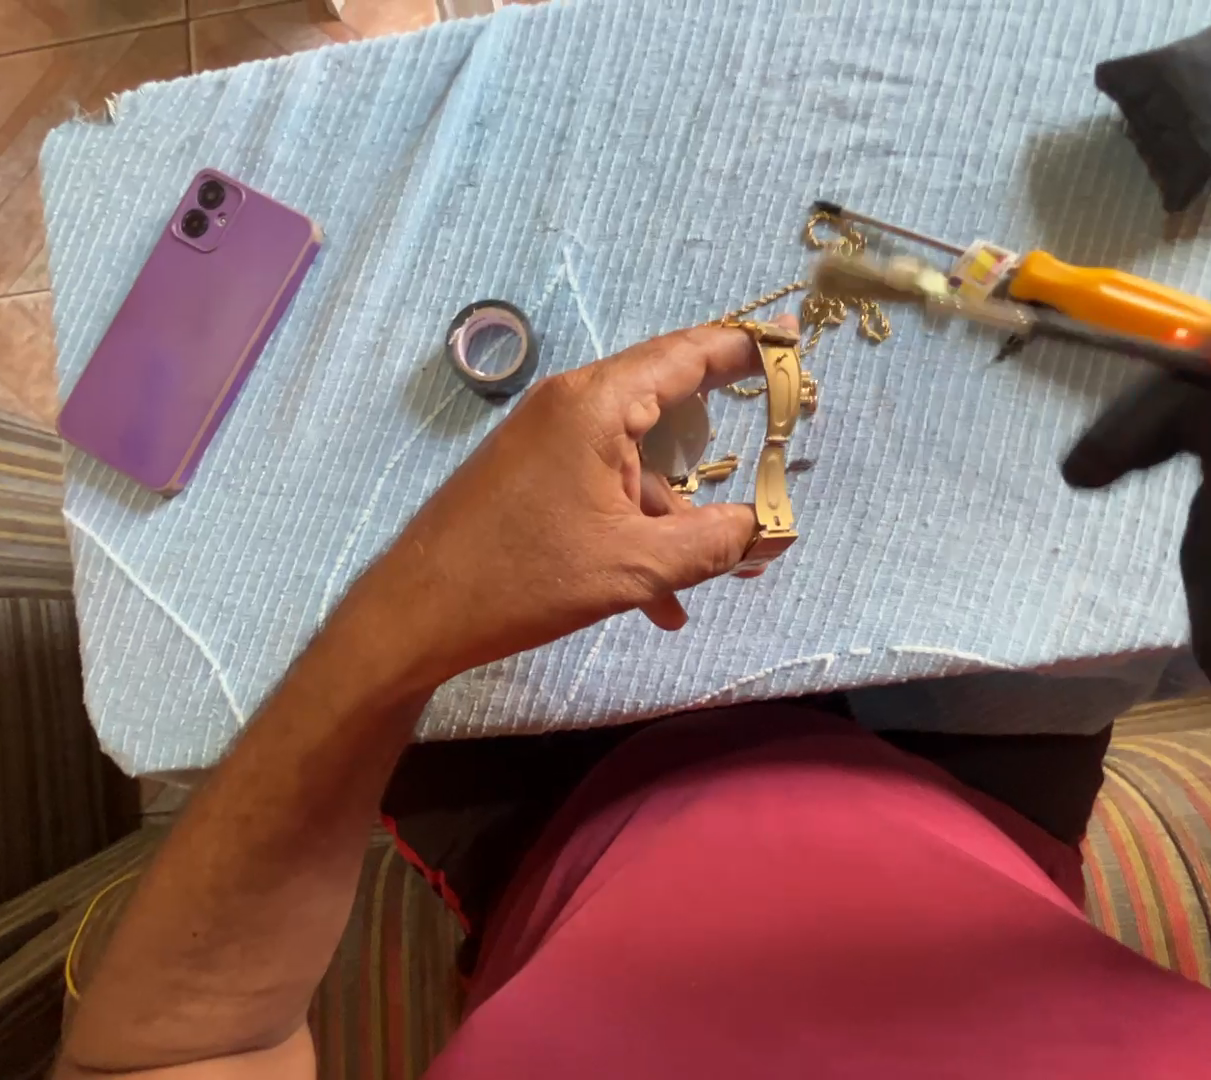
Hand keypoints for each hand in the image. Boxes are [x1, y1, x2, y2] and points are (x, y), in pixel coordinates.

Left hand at [344, 321, 778, 691]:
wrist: (417, 612)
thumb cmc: (524, 579)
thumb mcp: (633, 566)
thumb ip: (712, 545)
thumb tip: (768, 531)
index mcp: (597, 404)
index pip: (688, 354)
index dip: (747, 347)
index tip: (793, 343)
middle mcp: (570, 407)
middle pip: (664, 408)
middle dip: (718, 446)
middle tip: (775, 453)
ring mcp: (545, 441)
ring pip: (633, 465)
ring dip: (671, 517)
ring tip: (707, 577)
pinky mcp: (530, 476)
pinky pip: (599, 490)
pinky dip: (631, 532)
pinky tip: (657, 602)